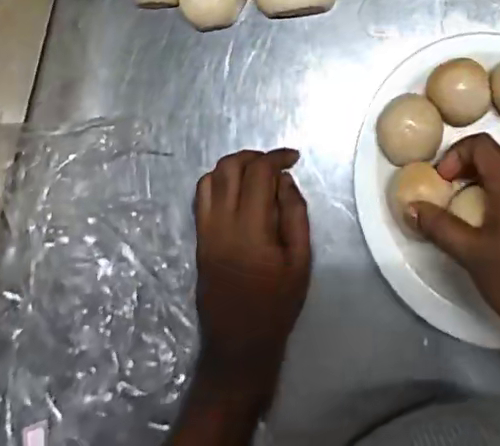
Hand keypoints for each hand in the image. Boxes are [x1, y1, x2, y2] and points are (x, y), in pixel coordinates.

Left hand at [192, 148, 310, 403]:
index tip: (294, 158)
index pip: (258, 173)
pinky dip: (218, 182)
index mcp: (251, 229)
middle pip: (230, 167)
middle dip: (255, 156)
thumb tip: (284, 180)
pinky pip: (201, 197)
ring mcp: (205, 231)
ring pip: (210, 177)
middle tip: (276, 164)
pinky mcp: (198, 239)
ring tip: (256, 173)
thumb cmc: (277, 303)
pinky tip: (237, 191)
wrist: (239, 344)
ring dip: (235, 166)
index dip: (277, 157)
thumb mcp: (301, 259)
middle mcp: (222, 224)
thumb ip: (295, 213)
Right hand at [411, 133, 499, 357]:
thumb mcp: (471, 255)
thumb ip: (439, 227)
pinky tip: (478, 231)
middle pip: (490, 158)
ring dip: (473, 186)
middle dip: (461, 169)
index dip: (455, 154)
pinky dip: (487, 200)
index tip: (440, 181)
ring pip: (499, 177)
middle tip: (441, 195)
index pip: (482, 145)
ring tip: (454, 215)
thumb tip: (412, 207)